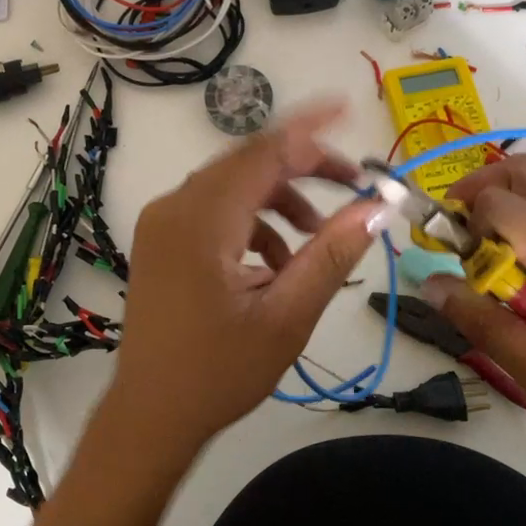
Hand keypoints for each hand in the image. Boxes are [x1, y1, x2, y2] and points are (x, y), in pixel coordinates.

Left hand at [107, 99, 382, 447]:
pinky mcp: (161, 241)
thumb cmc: (218, 372)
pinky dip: (251, 222)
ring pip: (231, 186)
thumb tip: (377, 206)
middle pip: (247, 163)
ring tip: (318, 237)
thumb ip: (331, 255)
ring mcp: (162, 222)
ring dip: (279, 200)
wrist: (149, 416)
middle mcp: (175, 207)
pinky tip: (276, 263)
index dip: (309, 127)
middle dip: (303, 168)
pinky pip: (213, 210)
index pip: (263, 150)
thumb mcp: (287, 317)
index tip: (349, 109)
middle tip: (352, 186)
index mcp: (202, 219)